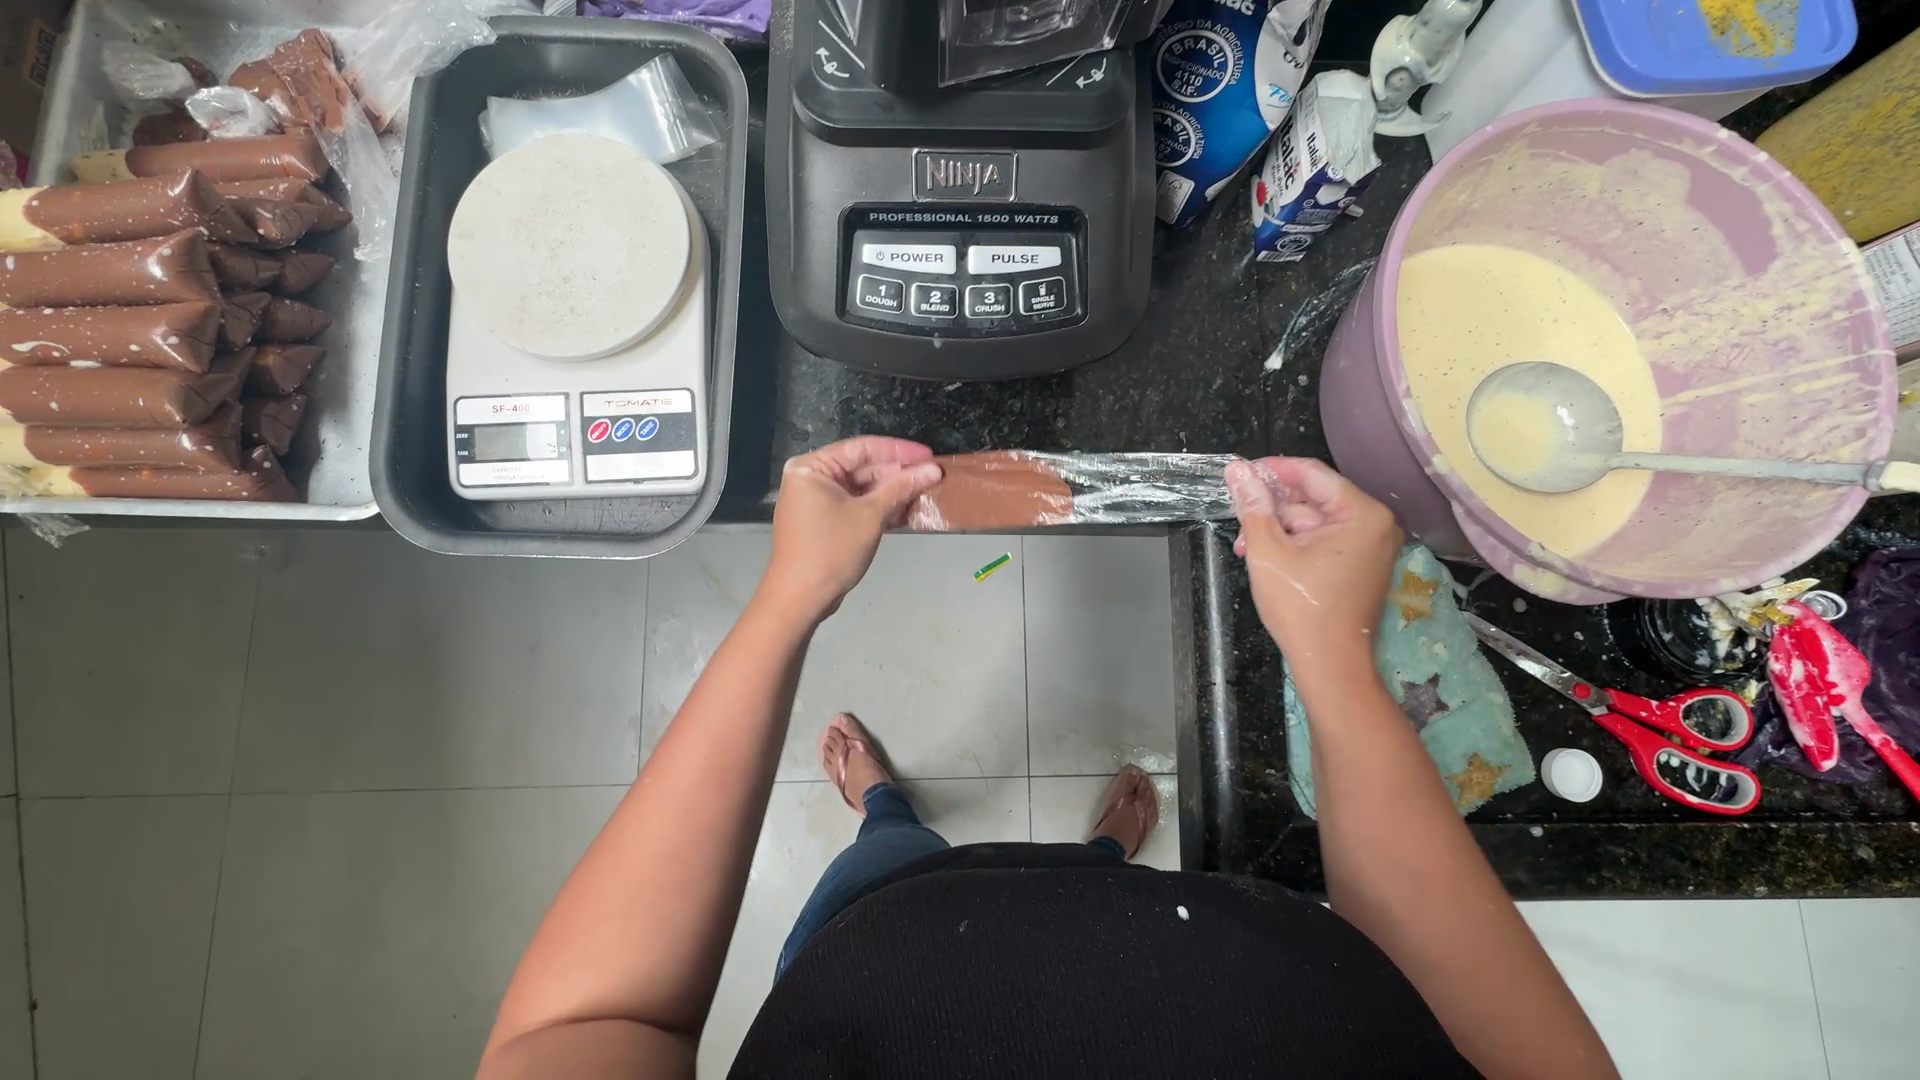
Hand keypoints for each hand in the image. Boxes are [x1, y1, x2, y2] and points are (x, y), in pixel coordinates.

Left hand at [761, 437, 943, 621]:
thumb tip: (933, 470)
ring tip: (927, 491)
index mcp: (813, 467)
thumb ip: (901, 488)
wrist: (801, 598)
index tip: (929, 455)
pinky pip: (857, 506)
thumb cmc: (832, 551)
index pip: (862, 448)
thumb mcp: (871, 516)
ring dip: (893, 492)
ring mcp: (818, 501)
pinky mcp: (826, 522)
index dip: (899, 451)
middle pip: (863, 468)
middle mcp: (812, 478)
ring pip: (862, 488)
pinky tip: (909, 510)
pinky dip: (880, 508)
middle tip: (933, 475)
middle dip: (898, 474)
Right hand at [1227, 457, 1401, 669]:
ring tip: (1246, 548)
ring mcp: (1370, 547)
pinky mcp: (1360, 565)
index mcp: (1361, 515)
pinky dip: (1294, 545)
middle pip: (1312, 498)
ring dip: (1278, 530)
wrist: (1329, 663)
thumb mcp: (1268, 551)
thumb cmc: (1301, 607)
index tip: (1240, 473)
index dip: (1272, 470)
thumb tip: (1236, 469)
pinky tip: (1266, 557)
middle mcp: (1374, 525)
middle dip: (1272, 508)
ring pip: (1313, 521)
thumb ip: (1252, 505)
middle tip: (1238, 517)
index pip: (1312, 474)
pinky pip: (1323, 540)